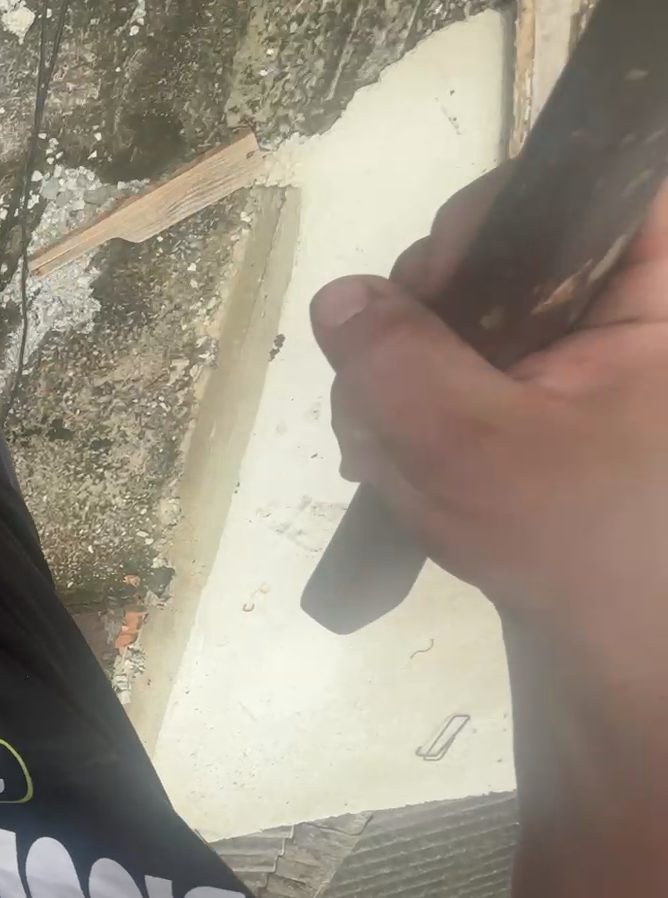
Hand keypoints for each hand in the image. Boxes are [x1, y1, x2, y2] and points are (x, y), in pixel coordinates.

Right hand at [309, 172, 667, 645]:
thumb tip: (340, 296)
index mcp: (653, 299)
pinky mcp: (528, 389)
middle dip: (410, 330)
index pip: (585, 194)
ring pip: (445, 324)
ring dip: (391, 386)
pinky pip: (438, 368)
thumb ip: (395, 360)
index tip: (433, 286)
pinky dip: (401, 410)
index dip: (492, 217)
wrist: (609, 624)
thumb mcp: (463, 440)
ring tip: (395, 455)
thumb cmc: (567, 531)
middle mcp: (614, 310)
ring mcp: (565, 353)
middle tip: (388, 400)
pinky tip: (402, 457)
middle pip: (488, 262)